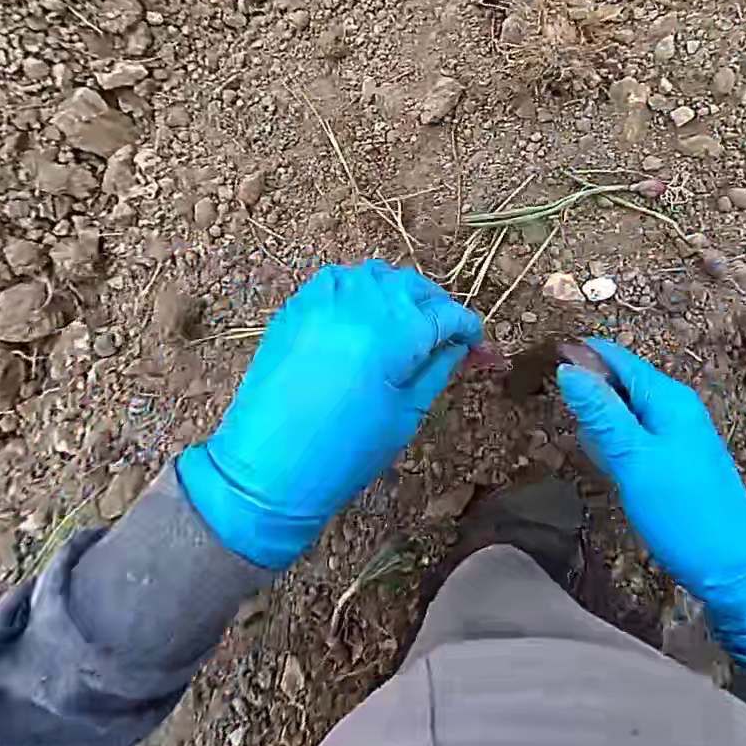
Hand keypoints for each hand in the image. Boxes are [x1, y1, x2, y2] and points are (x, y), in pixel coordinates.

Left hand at [177, 260, 482, 568]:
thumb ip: (438, 369)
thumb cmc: (347, 451)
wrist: (267, 470)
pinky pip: (340, 280)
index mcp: (399, 330)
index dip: (470, 330)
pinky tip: (364, 315)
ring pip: (379, 276)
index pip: (449, 314)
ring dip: (400, 294)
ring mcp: (327, 298)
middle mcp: (365, 301)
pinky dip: (360, 290)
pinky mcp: (299, 305)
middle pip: (416, 287)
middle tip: (446, 338)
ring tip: (406, 324)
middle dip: (438, 308)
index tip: (477, 347)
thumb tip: (460, 348)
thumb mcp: (407, 413)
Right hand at [557, 339, 745, 663]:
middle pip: (621, 380)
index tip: (546, 361)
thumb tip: (568, 368)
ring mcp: (676, 431)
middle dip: (589, 388)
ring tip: (582, 438)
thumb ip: (600, 412)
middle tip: (558, 408)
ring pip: (626, 408)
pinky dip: (615, 439)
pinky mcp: (674, 455)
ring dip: (600, 416)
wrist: (731, 567)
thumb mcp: (632, 458)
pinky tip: (605, 460)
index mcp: (667, 397)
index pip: (617, 357)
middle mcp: (674, 405)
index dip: (581, 355)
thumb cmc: (681, 511)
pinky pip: (636, 432)